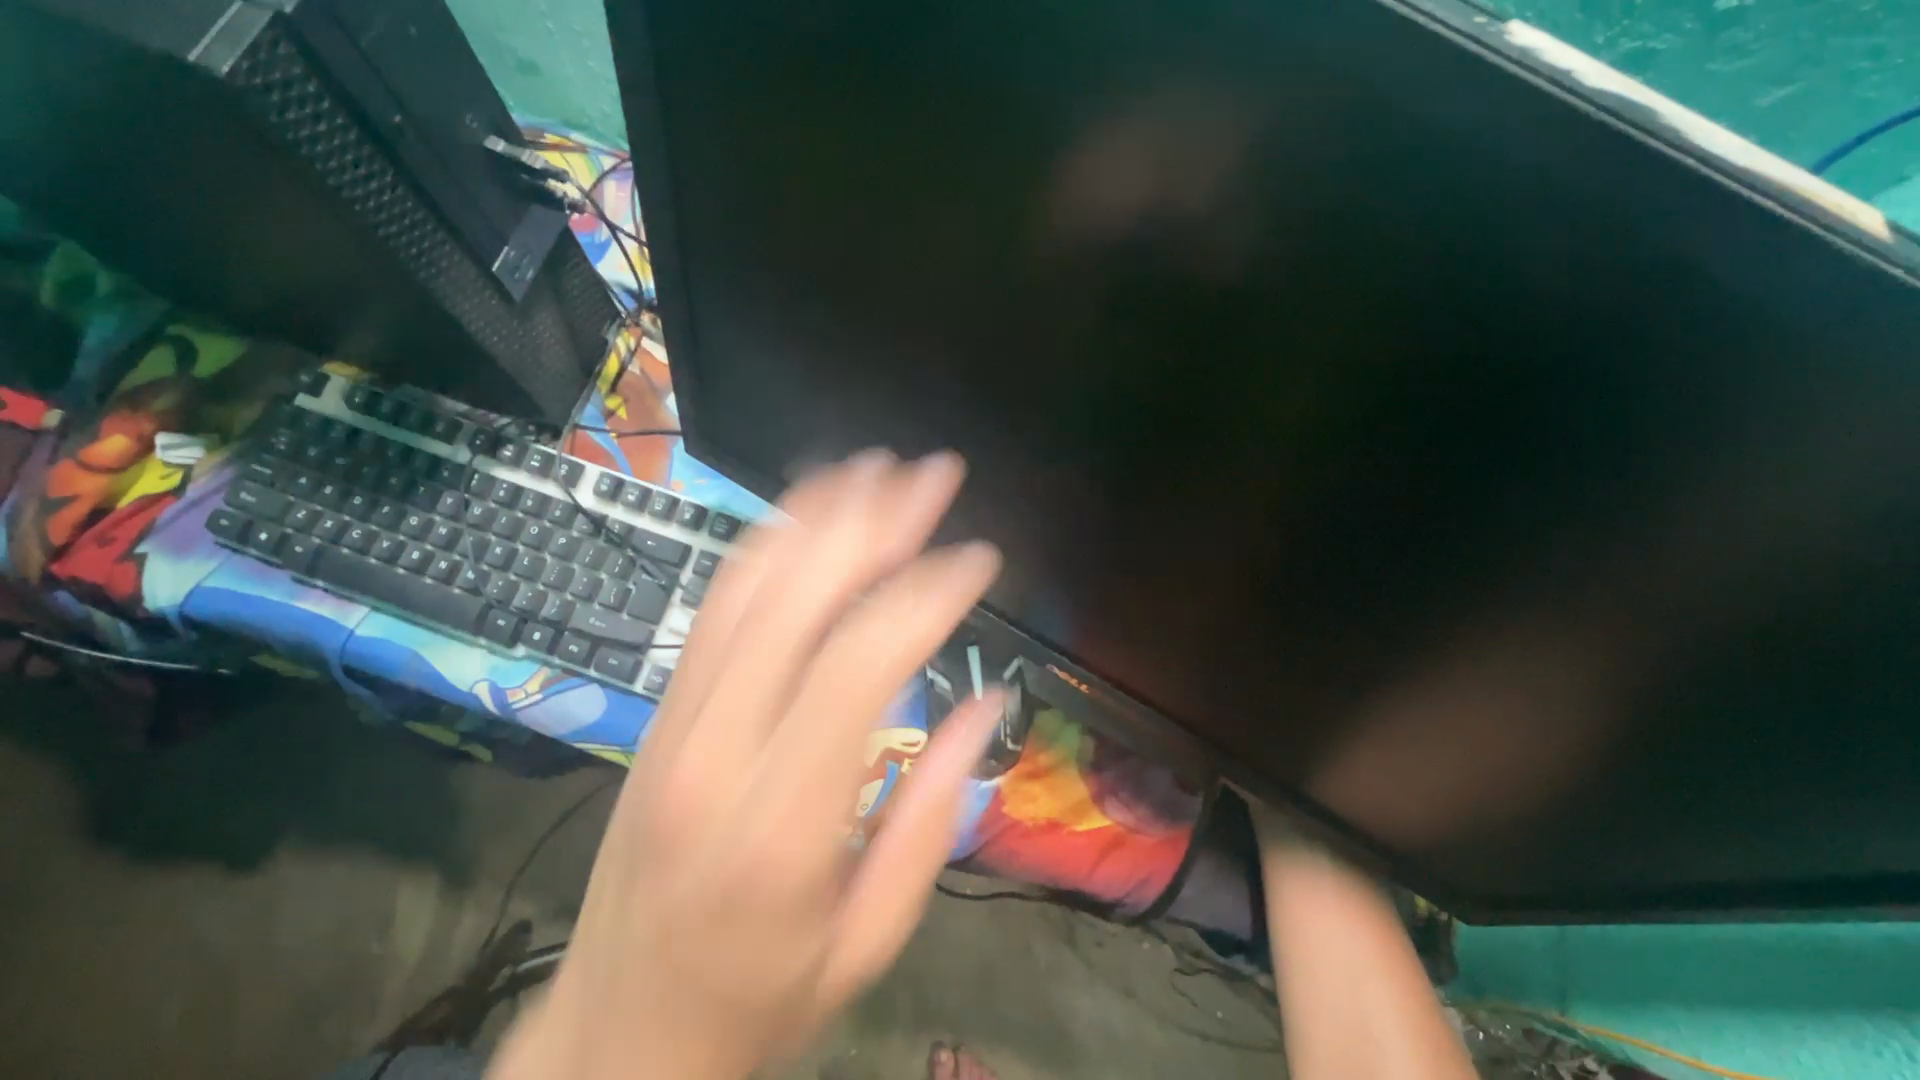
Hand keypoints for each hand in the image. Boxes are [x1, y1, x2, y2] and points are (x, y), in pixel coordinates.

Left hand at [490, 450, 1005, 1079]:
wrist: (619, 1038)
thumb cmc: (761, 1000)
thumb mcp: (871, 937)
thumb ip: (932, 817)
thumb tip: (987, 705)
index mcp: (783, 823)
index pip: (858, 665)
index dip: (926, 594)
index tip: (979, 558)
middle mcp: (717, 753)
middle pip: (796, 600)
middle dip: (873, 523)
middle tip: (935, 474)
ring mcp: (673, 725)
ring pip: (744, 587)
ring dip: (813, 516)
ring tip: (874, 470)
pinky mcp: (657, 716)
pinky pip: (711, 611)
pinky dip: (763, 549)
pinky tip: (805, 518)